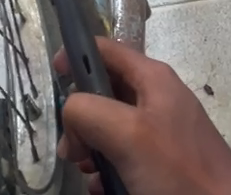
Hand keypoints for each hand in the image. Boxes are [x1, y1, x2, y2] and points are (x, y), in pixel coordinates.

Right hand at [56, 37, 230, 194]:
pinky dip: (108, 168)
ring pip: (112, 128)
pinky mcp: (163, 162)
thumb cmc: (177, 169)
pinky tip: (102, 188)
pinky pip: (125, 156)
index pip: (107, 49)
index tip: (52, 78)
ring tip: (86, 170)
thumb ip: (90, 111)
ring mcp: (161, 131)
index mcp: (152, 77)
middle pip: (105, 92)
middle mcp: (156, 97)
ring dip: (92, 147)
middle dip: (82, 116)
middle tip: (72, 148)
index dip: (78, 54)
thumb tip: (70, 110)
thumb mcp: (127, 134)